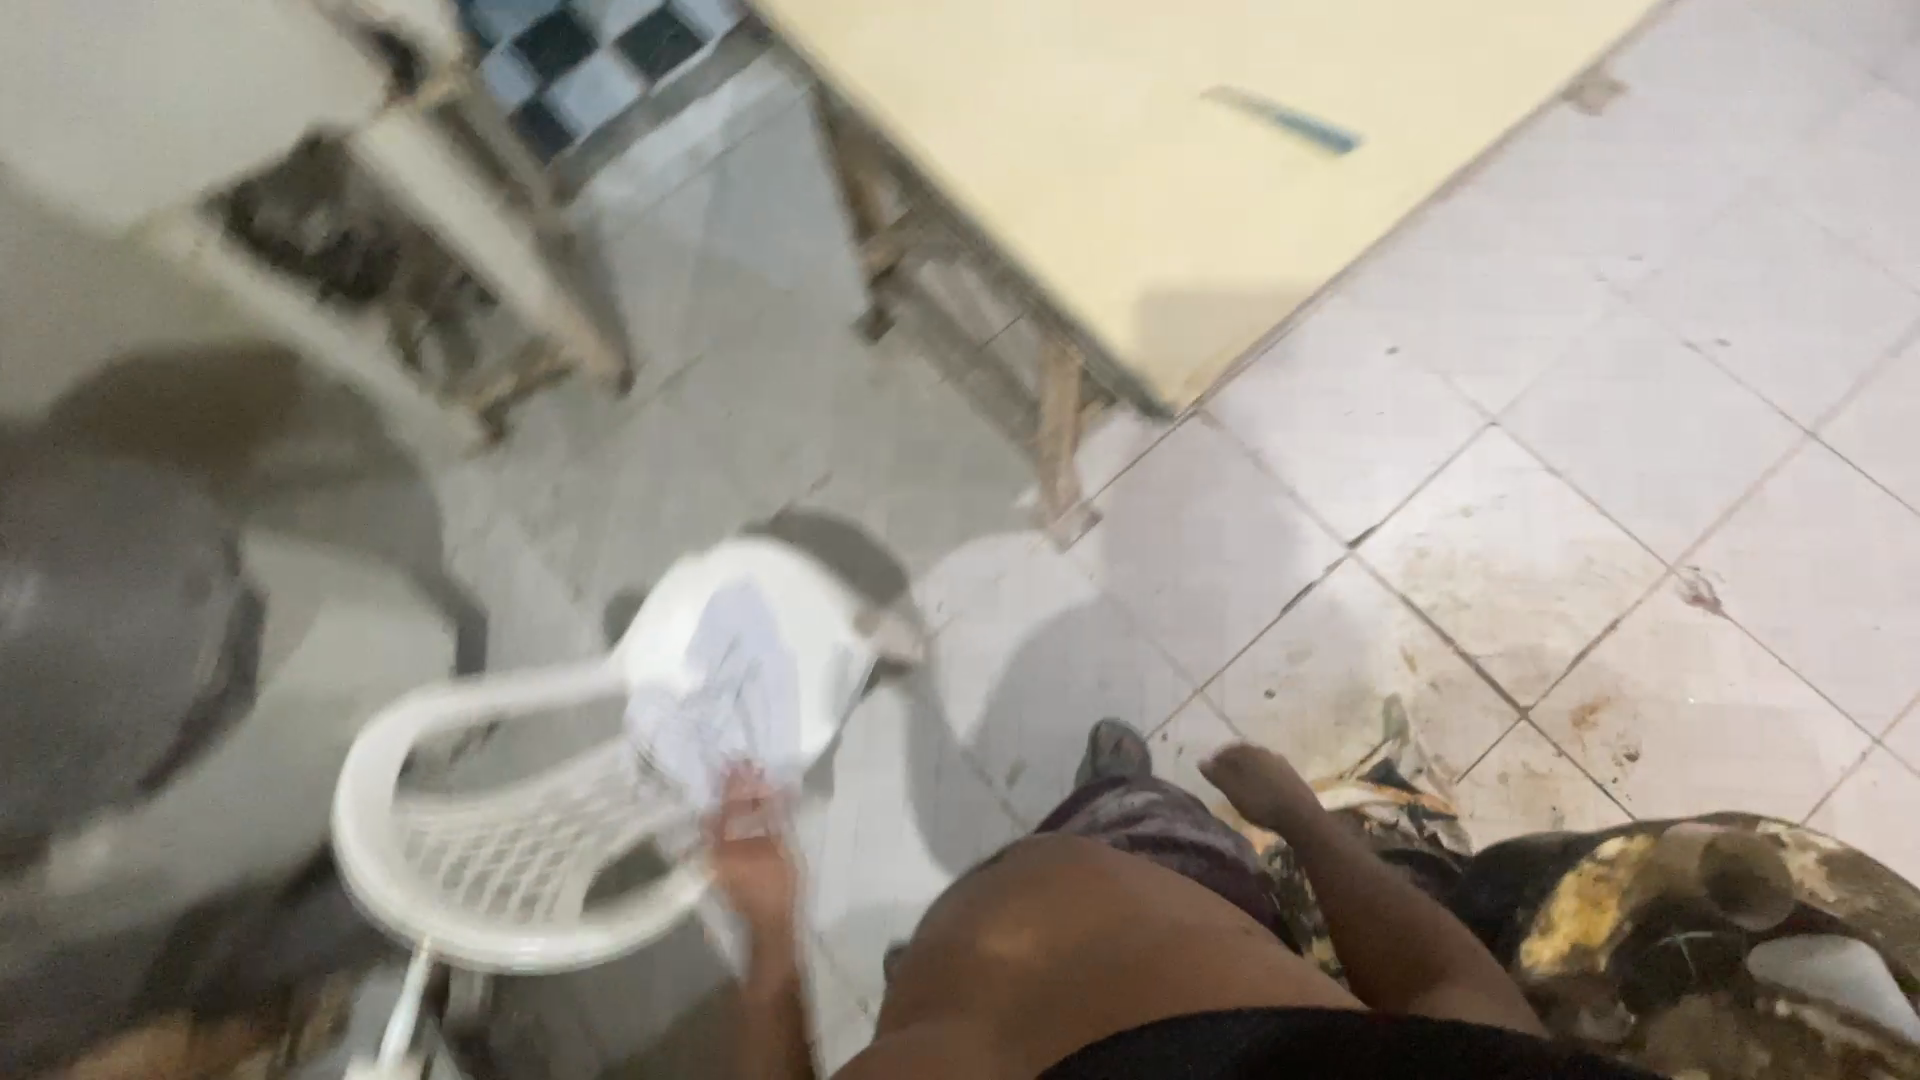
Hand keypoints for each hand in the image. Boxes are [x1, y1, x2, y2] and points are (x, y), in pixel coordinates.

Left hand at [705, 765, 799, 939]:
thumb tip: (772, 785)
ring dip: (738, 801)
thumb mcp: (780, 846)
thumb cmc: (777, 885)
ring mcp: (717, 857)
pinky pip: (727, 834)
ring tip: (753, 782)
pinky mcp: (723, 864)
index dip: (735, 781)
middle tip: (744, 766)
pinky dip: (739, 818)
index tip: (739, 760)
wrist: (771, 923)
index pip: (729, 803)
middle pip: (722, 810)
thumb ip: (773, 815)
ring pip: (724, 821)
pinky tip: (755, 808)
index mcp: (726, 843)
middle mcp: (715, 848)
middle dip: (734, 787)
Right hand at [1201, 743, 1324, 833]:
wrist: (1301, 817)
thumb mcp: (1233, 792)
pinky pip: (1269, 769)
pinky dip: (1261, 775)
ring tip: (1243, 784)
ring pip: (1257, 761)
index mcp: (1248, 752)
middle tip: (1225, 778)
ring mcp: (1279, 762)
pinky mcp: (1291, 774)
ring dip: (1248, 769)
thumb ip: (1216, 775)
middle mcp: (1264, 752)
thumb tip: (1201, 760)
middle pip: (1243, 753)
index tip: (1211, 772)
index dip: (1217, 760)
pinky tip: (1261, 788)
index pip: (1227, 750)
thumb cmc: (1261, 803)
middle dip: (1232, 763)